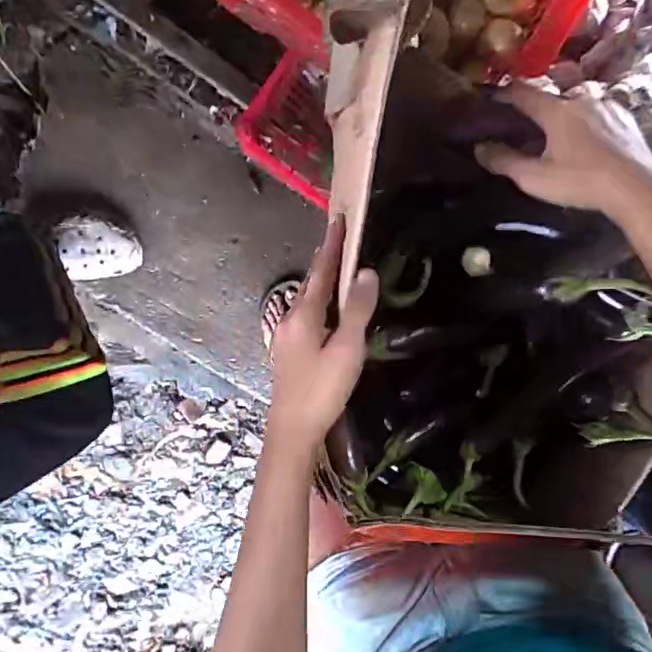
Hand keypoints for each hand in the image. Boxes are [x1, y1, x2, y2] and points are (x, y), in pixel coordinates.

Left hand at [268, 216, 378, 448]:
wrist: (293, 431)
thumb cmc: (322, 390)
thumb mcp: (347, 350)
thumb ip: (357, 311)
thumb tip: (366, 273)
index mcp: (303, 315)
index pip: (321, 271)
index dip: (332, 246)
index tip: (338, 220)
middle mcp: (289, 320)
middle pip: (310, 284)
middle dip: (326, 262)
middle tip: (343, 243)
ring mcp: (285, 338)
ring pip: (306, 302)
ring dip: (322, 284)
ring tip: (339, 273)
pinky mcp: (288, 353)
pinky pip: (306, 317)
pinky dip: (319, 305)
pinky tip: (328, 314)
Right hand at [474, 84, 651, 215]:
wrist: (636, 187)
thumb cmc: (581, 181)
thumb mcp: (535, 177)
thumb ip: (504, 161)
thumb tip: (479, 148)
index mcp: (555, 109)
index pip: (523, 92)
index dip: (504, 94)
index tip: (492, 97)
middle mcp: (580, 97)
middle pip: (551, 94)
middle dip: (537, 105)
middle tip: (527, 122)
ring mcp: (607, 105)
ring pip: (577, 100)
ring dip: (565, 111)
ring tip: (559, 130)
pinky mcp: (625, 117)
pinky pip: (599, 111)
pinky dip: (588, 119)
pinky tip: (589, 137)